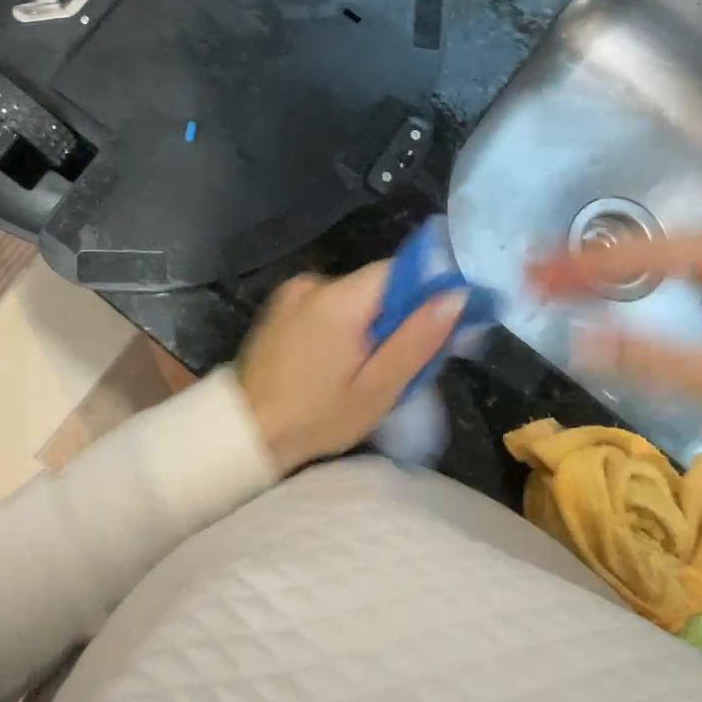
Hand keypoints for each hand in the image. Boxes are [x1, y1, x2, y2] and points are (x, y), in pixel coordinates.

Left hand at [236, 262, 464, 472]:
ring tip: (364, 368)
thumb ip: (417, 339)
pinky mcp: (280, 305)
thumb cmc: (317, 417)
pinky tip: (335, 361)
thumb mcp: (377, 388)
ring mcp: (292, 291)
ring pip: (351, 296)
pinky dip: (340, 325)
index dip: (423, 292)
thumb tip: (454, 295)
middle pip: (374, 285)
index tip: (435, 325)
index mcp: (339, 298)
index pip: (397, 271)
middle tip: (398, 362)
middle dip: (394, 316)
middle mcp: (314, 282)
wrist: (247, 430)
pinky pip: (326, 305)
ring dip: (367, 323)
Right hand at [530, 220, 701, 458]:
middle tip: (534, 276)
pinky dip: (628, 277)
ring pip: (656, 254)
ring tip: (550, 278)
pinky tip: (590, 283)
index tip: (540, 273)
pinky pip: (670, 265)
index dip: (591, 266)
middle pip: (650, 247)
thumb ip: (643, 354)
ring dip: (601, 269)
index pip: (655, 253)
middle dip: (587, 264)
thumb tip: (572, 340)